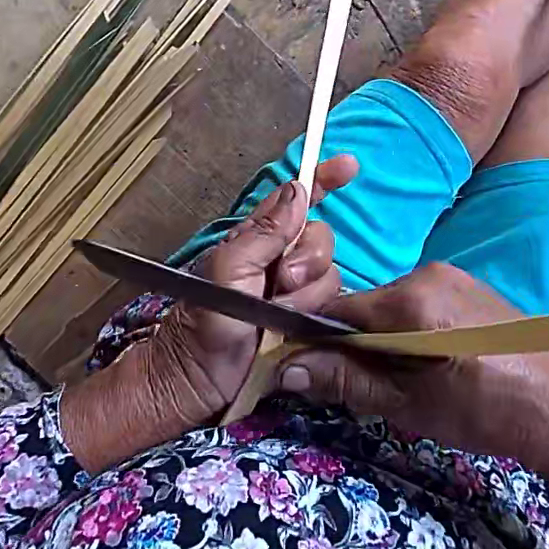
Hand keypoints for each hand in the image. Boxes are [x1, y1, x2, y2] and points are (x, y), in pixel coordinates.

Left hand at [61, 156, 356, 471]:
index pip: (297, 199)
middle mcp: (281, 261)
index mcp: (258, 240)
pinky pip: (334, 307)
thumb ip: (265, 233)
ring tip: (278, 317)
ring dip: (307, 296)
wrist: (199, 382)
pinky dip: (320, 315)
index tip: (349, 166)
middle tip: (281, 284)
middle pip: (321, 239)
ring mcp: (296, 294)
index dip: (323, 180)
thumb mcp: (227, 271)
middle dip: (308, 259)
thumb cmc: (202, 324)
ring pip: (331, 276)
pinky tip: (299, 328)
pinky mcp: (308, 323)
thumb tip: (298, 189)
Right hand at [280, 262, 548, 548]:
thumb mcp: (412, 404)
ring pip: (393, 308)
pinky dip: (409, 335)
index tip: (300, 374)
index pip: (338, 309)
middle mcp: (431, 273)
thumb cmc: (489, 411)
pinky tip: (427, 368)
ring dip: (382, 342)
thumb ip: (350, 380)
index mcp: (413, 296)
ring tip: (397, 386)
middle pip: (366, 307)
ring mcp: (456, 278)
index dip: (314, 342)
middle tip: (355, 390)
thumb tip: (287, 370)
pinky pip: (421, 307)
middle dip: (351, 345)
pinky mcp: (473, 291)